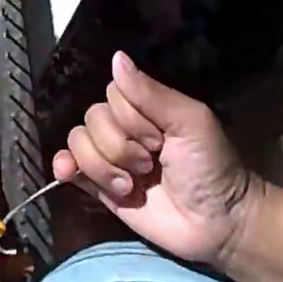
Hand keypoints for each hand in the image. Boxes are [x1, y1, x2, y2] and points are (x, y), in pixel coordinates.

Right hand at [52, 52, 260, 266]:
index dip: (130, 118)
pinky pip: (67, 166)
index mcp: (144, 109)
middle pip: (92, 119)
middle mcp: (123, 129)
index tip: (160, 139)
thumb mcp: (191, 121)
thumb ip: (151, 93)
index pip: (112, 95)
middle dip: (120, 146)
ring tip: (132, 185)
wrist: (218, 224)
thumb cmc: (211, 167)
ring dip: (103, 166)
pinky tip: (68, 173)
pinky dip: (64, 166)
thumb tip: (116, 57)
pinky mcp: (98, 187)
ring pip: (78, 143)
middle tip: (151, 164)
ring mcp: (109, 158)